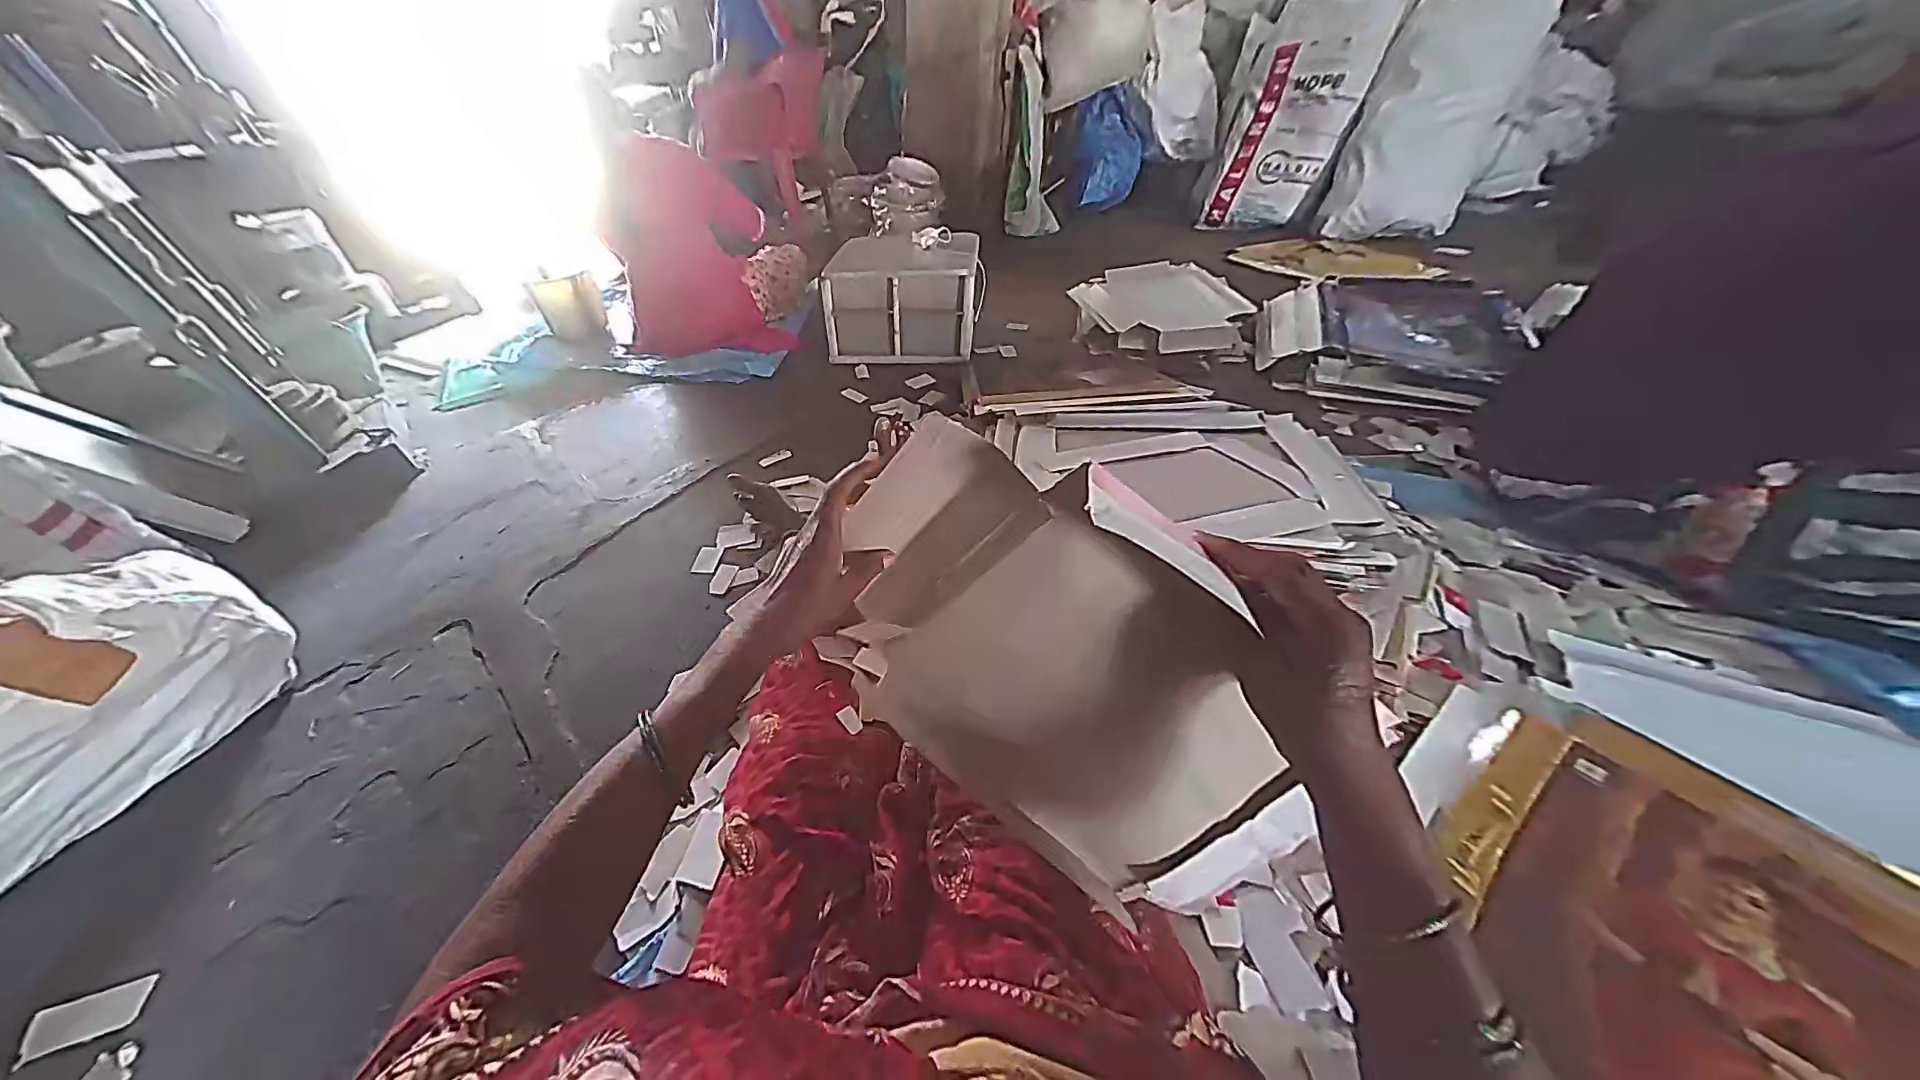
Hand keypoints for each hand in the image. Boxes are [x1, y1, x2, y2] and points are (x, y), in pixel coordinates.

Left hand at [732, 419, 904, 656]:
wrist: (766, 626)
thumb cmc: (800, 610)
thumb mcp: (844, 592)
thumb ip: (866, 570)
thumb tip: (884, 556)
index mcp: (822, 536)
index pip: (838, 491)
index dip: (857, 472)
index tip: (873, 463)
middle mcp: (807, 533)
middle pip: (832, 498)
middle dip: (855, 486)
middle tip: (875, 482)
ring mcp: (797, 543)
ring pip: (823, 513)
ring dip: (844, 506)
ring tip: (864, 509)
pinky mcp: (793, 555)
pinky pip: (817, 530)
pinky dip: (834, 525)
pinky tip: (845, 541)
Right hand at [1198, 534, 1375, 762]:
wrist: (1336, 757)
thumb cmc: (1307, 725)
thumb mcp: (1265, 672)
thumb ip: (1252, 625)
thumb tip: (1232, 592)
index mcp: (1331, 623)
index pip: (1283, 572)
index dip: (1242, 555)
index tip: (1211, 546)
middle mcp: (1340, 618)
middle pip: (1291, 568)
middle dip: (1249, 555)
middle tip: (1211, 549)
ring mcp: (1337, 626)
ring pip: (1294, 580)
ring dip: (1257, 568)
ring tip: (1223, 563)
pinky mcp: (1328, 636)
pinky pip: (1295, 598)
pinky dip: (1267, 587)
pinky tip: (1245, 589)